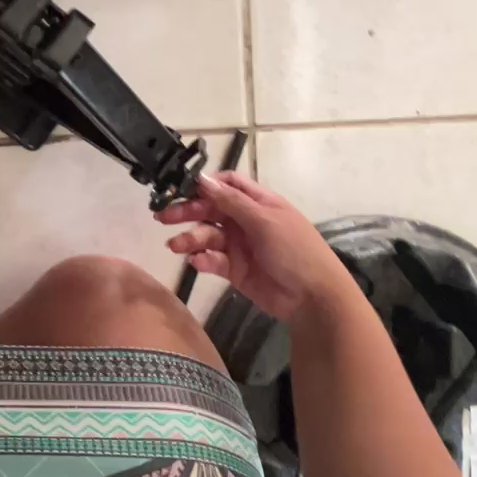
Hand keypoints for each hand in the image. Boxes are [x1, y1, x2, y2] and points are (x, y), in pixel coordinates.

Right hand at [157, 171, 358, 322]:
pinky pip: (212, 259)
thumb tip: (203, 179)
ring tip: (175, 246)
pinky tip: (197, 262)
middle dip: (186, 212)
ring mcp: (239, 245)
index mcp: (258, 202)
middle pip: (210, 209)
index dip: (205, 185)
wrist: (313, 298)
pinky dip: (202, 259)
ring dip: (190, 238)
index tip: (181, 189)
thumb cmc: (295, 250)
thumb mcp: (264, 220)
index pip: (226, 185)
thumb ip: (232, 201)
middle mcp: (246, 220)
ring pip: (206, 235)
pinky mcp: (233, 269)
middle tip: (162, 217)